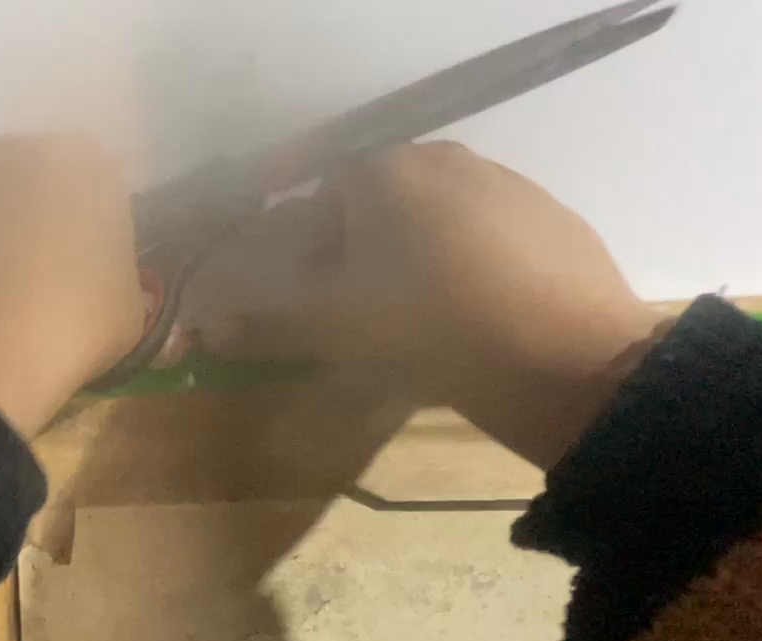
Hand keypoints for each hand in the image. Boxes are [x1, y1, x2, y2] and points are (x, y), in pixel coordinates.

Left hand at [0, 134, 144, 436]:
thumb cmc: (70, 331)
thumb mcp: (125, 308)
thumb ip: (111, 270)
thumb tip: (92, 274)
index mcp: (79, 161)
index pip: (85, 170)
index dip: (77, 214)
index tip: (73, 257)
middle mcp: (7, 149)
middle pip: (15, 174)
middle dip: (17, 213)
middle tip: (18, 275)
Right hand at [194, 142, 662, 466]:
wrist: (557, 357)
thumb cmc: (421, 326)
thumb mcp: (328, 330)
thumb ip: (262, 327)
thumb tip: (204, 333)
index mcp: (387, 174)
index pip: (324, 185)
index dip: (305, 235)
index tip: (305, 283)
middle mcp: (448, 161)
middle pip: (378, 198)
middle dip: (353, 245)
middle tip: (348, 304)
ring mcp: (508, 186)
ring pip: (430, 216)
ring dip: (404, 256)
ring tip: (405, 316)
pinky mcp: (550, 220)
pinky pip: (480, 234)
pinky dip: (457, 265)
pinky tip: (460, 315)